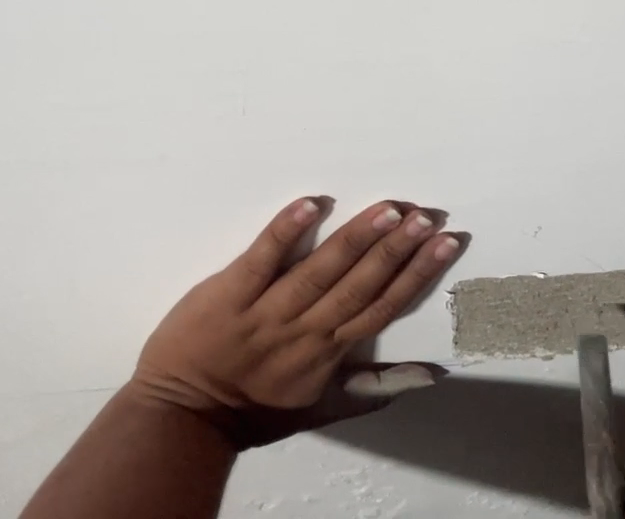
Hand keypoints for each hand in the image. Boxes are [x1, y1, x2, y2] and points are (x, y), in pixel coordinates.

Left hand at [128, 197, 463, 446]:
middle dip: (397, 250)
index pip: (383, 306)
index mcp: (328, 352)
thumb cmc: (253, 412)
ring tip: (390, 209)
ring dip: (357, 238)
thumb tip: (429, 376)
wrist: (177, 421)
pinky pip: (261, 259)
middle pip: (360, 284)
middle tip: (427, 218)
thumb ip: (371, 389)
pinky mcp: (228, 293)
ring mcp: (266, 311)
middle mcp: (305, 330)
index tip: (447, 242)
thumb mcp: (319, 409)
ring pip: (320, 270)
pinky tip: (313, 203)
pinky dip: (286, 232)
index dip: (418, 273)